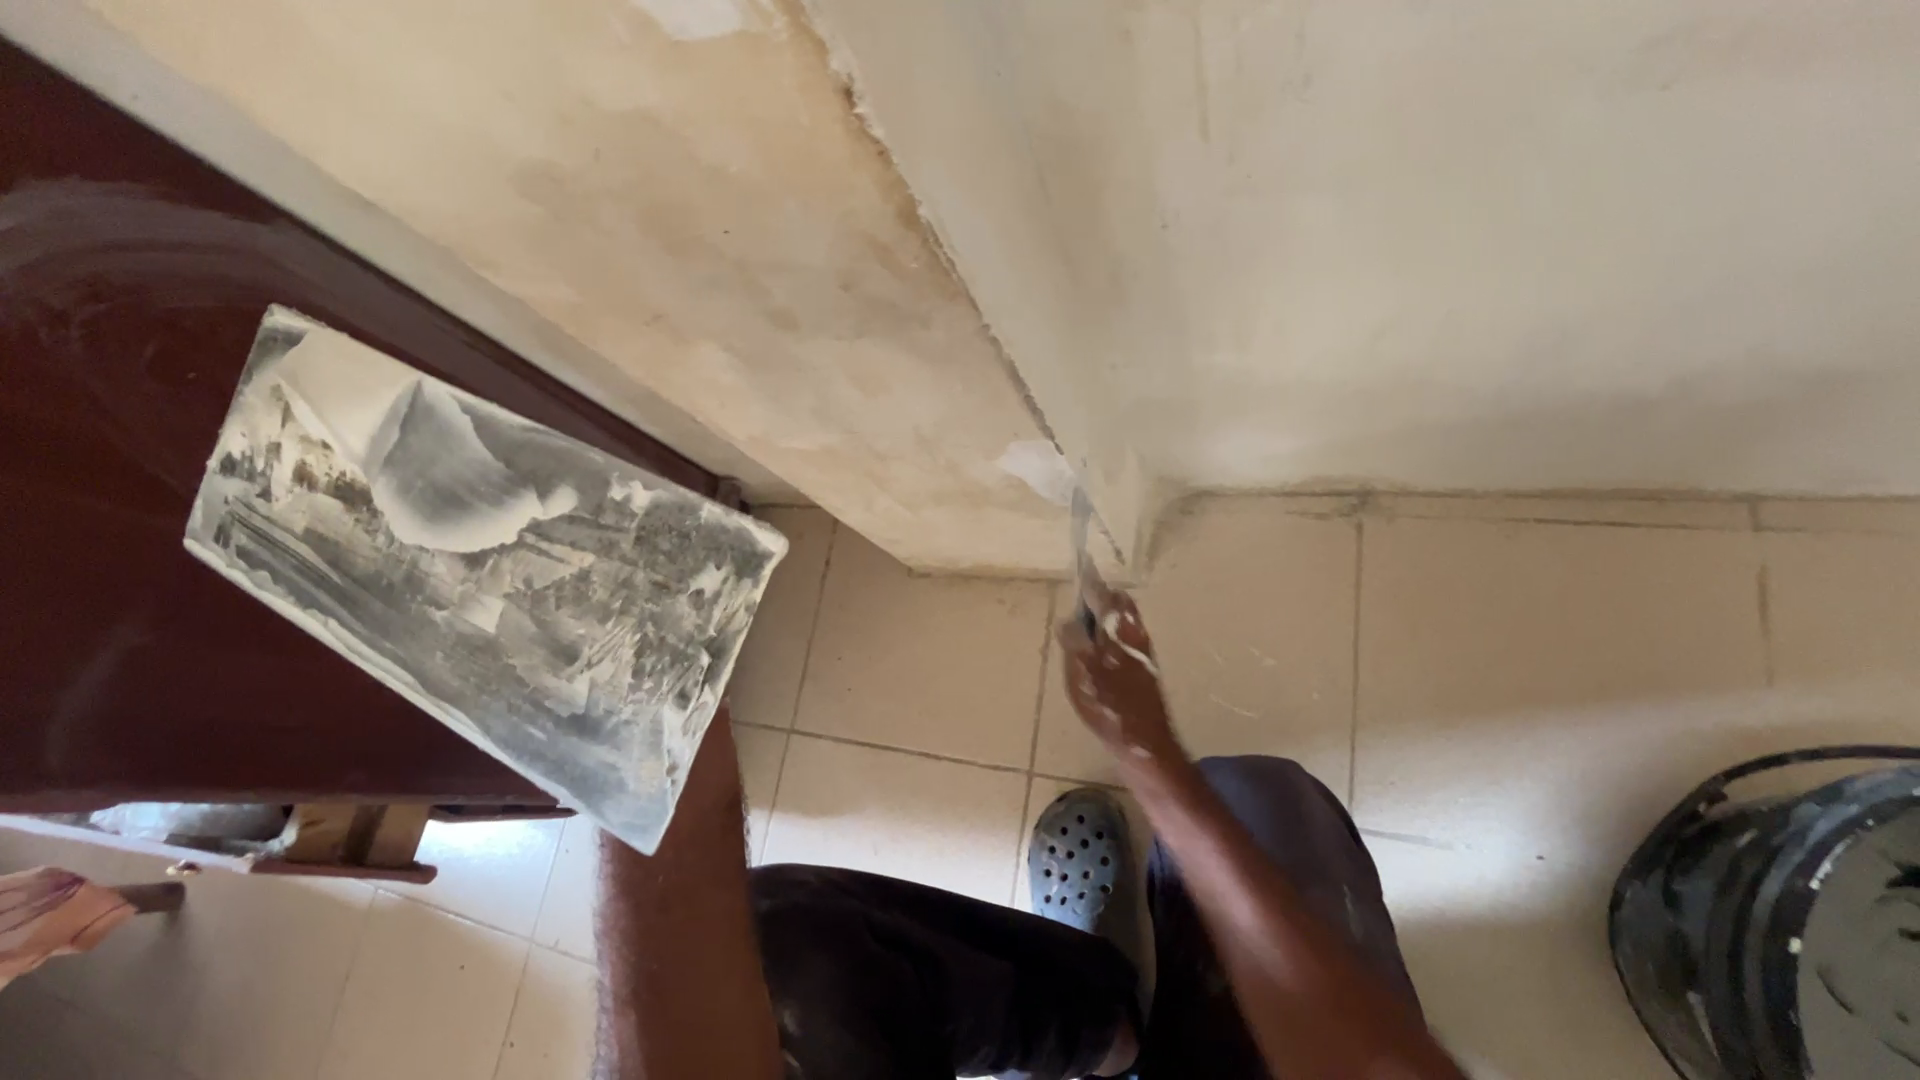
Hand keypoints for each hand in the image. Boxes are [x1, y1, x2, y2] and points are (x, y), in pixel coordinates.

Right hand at [1055, 589, 1182, 762]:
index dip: (1090, 581)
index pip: (1102, 596)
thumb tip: (1068, 619)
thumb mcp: (1082, 674)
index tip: (1082, 562)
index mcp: (1119, 631)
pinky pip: (1126, 639)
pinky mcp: (1143, 671)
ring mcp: (1142, 654)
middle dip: (1103, 595)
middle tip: (1084, 592)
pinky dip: (1112, 633)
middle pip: (1120, 605)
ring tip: (1088, 617)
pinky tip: (1101, 648)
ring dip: (1108, 614)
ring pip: (1125, 622)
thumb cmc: (1110, 707)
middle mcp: (1135, 636)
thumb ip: (1074, 643)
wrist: (1146, 744)